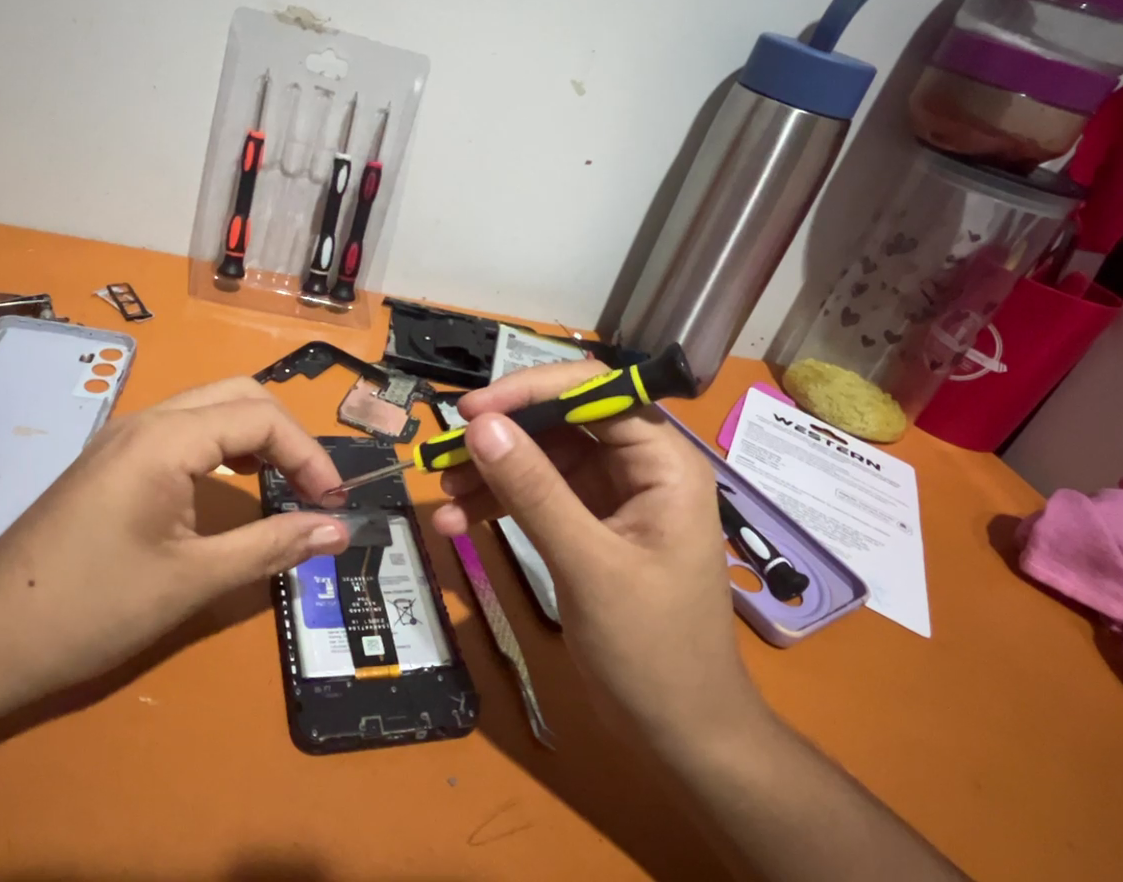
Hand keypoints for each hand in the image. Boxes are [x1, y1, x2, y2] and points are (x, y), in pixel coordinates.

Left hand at [0, 377, 351, 702]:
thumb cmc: (91, 608)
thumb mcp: (193, 580)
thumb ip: (272, 546)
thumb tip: (340, 530)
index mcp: (165, 439)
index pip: (261, 416)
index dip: (309, 455)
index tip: (333, 505)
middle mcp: (144, 422)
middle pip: (238, 395)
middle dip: (287, 435)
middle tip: (313, 490)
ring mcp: (121, 441)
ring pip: (208, 410)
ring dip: (256, 437)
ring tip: (283, 485)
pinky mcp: (109, 465)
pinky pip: (181, 434)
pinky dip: (222, 448)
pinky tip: (230, 488)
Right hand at [429, 361, 764, 748]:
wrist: (680, 730)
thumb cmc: (651, 647)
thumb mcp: (588, 564)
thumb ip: (534, 490)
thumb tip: (481, 425)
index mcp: (662, 462)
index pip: (594, 394)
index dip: (530, 392)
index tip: (470, 412)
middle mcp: (639, 468)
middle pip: (561, 424)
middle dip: (502, 438)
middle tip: (444, 456)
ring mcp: (613, 499)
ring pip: (542, 461)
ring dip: (491, 474)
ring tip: (443, 497)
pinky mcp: (590, 529)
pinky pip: (537, 499)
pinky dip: (499, 506)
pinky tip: (457, 523)